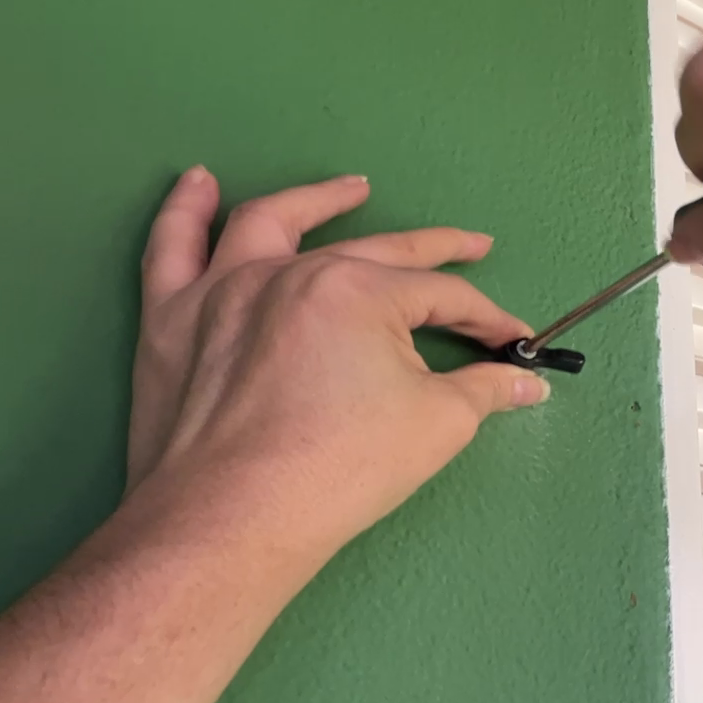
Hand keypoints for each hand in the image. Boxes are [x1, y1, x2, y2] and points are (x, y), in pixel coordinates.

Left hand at [126, 167, 547, 553]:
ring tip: (353, 186)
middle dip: (441, 250)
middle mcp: (292, 273)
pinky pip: (173, 247)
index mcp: (361, 291)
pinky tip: (203, 184)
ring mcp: (224, 289)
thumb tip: (530, 384)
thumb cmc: (350, 462)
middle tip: (477, 245)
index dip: (491, 319)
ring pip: (274, 224)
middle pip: (381, 251)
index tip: (518, 344)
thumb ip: (489, 388)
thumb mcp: (444, 421)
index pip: (446, 295)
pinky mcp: (173, 318)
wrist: (234, 518)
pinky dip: (188, 210)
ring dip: (320, 199)